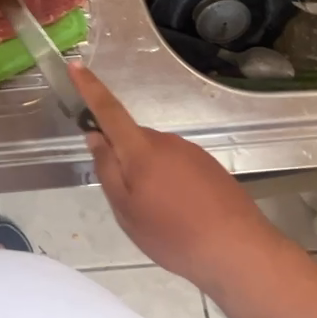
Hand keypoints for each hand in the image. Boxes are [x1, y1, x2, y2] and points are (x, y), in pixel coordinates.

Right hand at [70, 63, 287, 287]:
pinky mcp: (210, 167)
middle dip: (123, 160)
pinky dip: (170, 183)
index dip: (89, 87)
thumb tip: (95, 137)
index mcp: (140, 149)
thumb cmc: (174, 235)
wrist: (242, 253)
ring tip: (160, 216)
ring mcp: (191, 152)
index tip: (75, 65)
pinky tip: (182, 214)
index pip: (108, 109)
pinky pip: (177, 166)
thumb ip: (107, 170)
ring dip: (149, 175)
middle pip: (132, 139)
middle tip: (128, 200)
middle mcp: (166, 141)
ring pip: (155, 155)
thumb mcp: (126, 210)